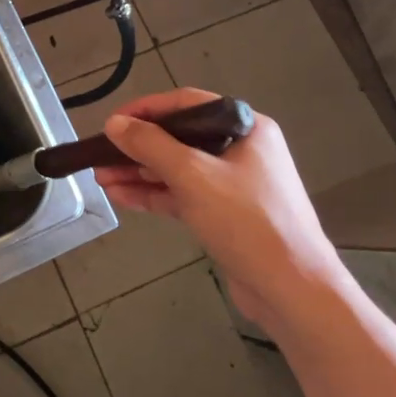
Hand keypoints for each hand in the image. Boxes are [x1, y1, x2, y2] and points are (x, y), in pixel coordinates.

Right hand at [97, 87, 347, 333]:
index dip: (145, 110)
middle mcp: (242, 150)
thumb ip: (150, 145)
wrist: (295, 292)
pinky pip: (183, 194)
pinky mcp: (226, 215)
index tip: (112, 123)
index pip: (186, 104)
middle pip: (179, 138)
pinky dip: (154, 194)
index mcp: (246, 127)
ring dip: (139, 173)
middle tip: (101, 156)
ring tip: (102, 179)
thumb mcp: (193, 176)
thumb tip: (114, 123)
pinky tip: (121, 197)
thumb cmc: (248, 222)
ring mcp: (235, 184)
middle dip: (137, 148)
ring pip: (177, 168)